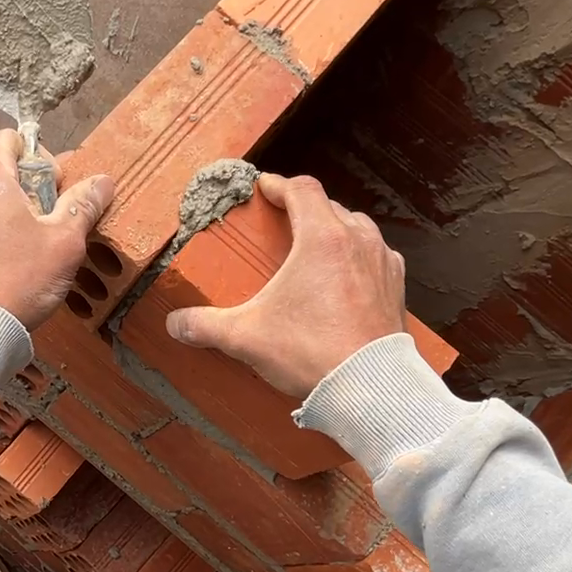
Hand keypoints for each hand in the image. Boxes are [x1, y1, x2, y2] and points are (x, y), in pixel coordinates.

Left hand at [0, 130, 114, 329]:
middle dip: (37, 186)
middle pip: (6, 171)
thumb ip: (84, 205)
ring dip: (26, 212)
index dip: (37, 152)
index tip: (56, 182)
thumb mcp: (65, 240)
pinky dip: (10, 232)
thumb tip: (102, 181)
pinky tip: (29, 259)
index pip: (7, 139)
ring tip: (49, 241)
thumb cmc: (23, 279)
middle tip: (61, 215)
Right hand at [164, 174, 405, 398]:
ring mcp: (383, 263)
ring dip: (333, 233)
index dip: (279, 185)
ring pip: (357, 231)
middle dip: (304, 210)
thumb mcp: (245, 337)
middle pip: (330, 208)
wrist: (368, 386)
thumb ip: (204, 325)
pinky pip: (374, 259)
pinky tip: (341, 281)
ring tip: (311, 251)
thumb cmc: (309, 351)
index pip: (302, 190)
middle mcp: (358, 241)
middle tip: (282, 224)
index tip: (264, 188)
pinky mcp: (396, 288)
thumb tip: (174, 323)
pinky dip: (355, 260)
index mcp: (322, 239)